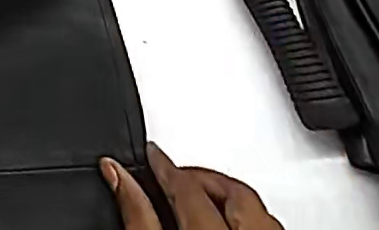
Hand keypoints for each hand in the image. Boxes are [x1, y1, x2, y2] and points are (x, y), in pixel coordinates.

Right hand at [100, 142, 283, 229]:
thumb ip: (136, 215)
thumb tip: (115, 170)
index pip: (188, 187)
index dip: (163, 166)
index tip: (150, 155)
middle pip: (235, 193)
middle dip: (202, 177)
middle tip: (173, 176)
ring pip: (264, 216)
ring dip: (230, 200)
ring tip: (201, 202)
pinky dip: (252, 223)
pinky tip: (230, 228)